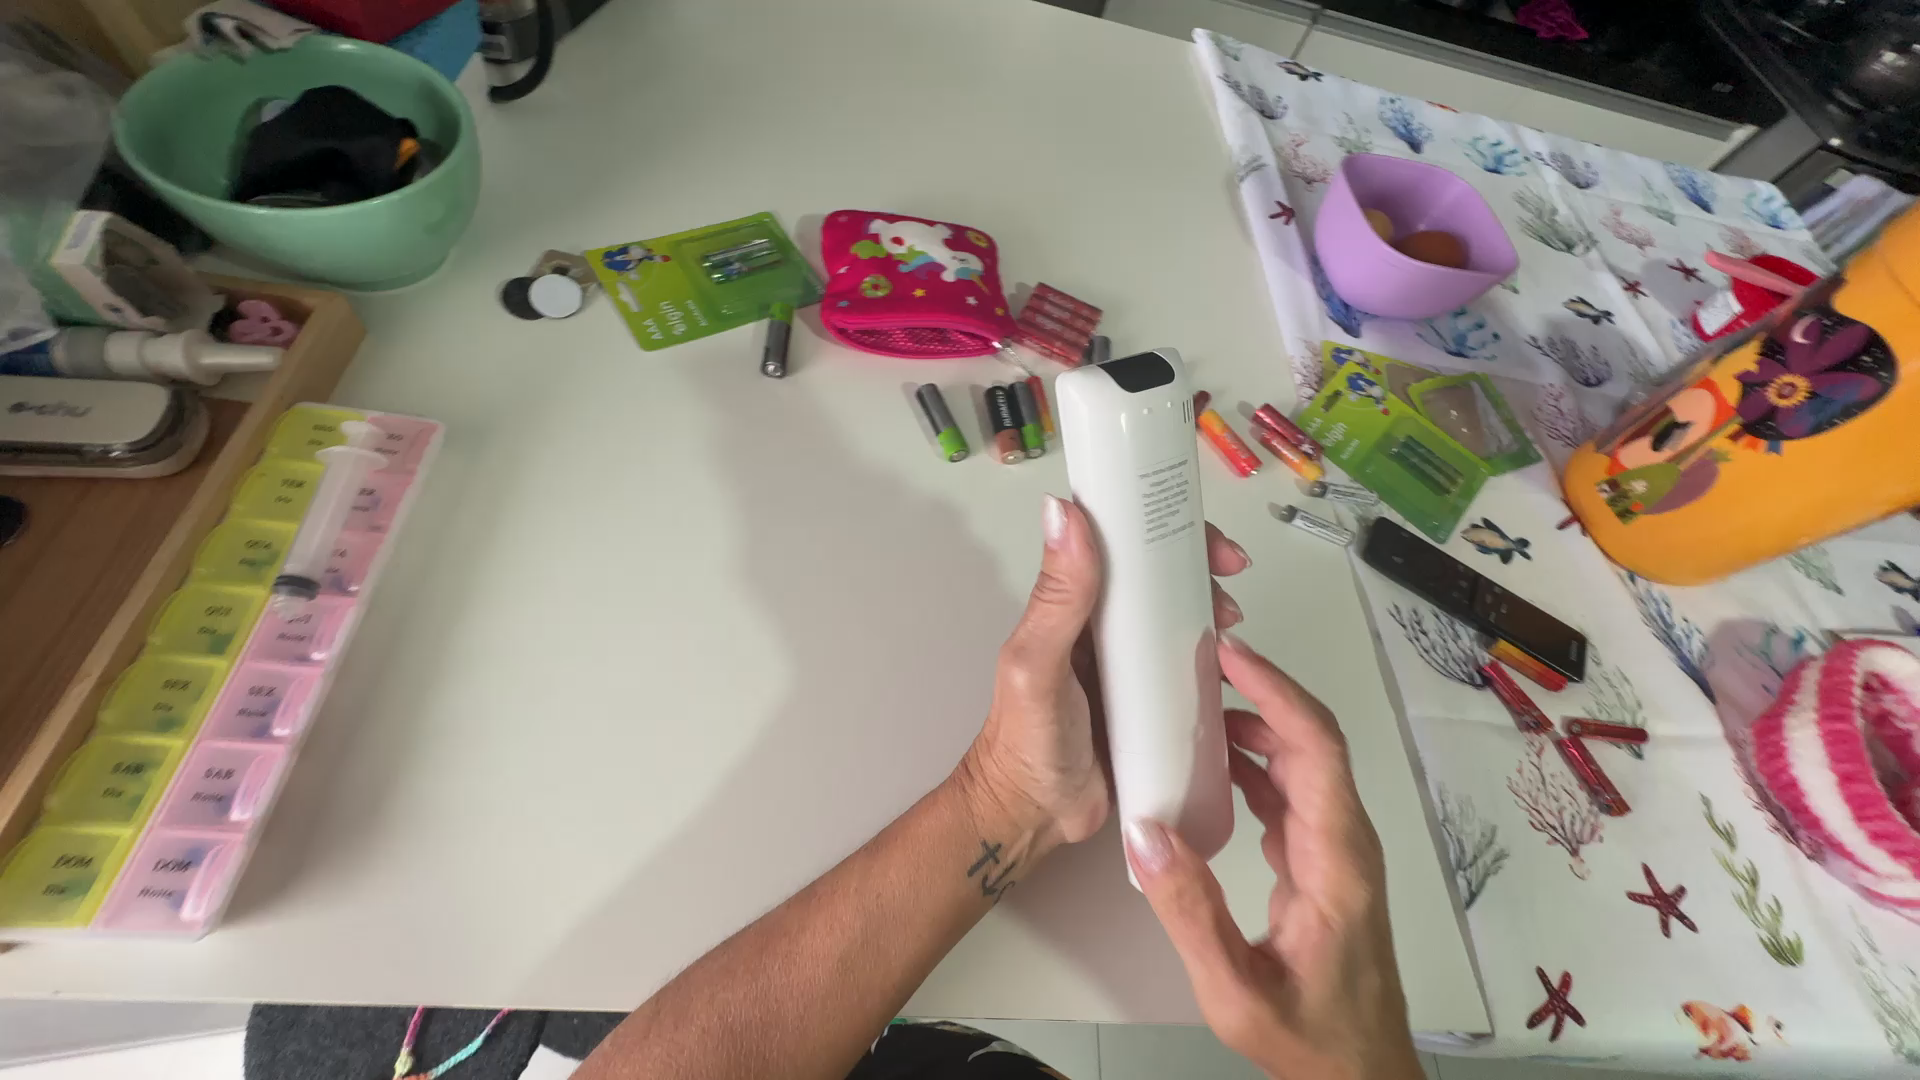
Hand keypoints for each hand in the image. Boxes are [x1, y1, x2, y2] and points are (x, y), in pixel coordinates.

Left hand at [957, 494, 1250, 853]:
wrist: (1036, 816)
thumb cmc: (1027, 739)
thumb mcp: (1038, 664)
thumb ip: (1056, 598)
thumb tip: (1062, 511)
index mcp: (1072, 608)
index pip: (1116, 547)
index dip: (1158, 530)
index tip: (1200, 535)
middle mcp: (1102, 628)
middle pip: (1156, 580)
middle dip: (1197, 570)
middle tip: (1231, 578)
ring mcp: (1130, 667)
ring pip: (1178, 622)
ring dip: (1211, 614)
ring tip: (1233, 628)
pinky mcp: (1152, 703)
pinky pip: (1189, 672)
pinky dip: (1216, 664)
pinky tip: (1235, 674)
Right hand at [1123, 635, 1421, 1079]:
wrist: (1361, 1078)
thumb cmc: (1309, 1039)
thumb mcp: (1235, 991)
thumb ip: (1189, 913)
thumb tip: (1145, 831)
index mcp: (1336, 860)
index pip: (1316, 749)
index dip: (1276, 693)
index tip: (1231, 657)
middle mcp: (1343, 840)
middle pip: (1312, 741)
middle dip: (1262, 690)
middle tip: (1203, 662)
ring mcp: (1333, 847)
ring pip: (1301, 760)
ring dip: (1255, 721)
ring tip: (1197, 699)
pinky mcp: (1318, 858)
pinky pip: (1287, 788)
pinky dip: (1252, 759)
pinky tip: (1211, 758)